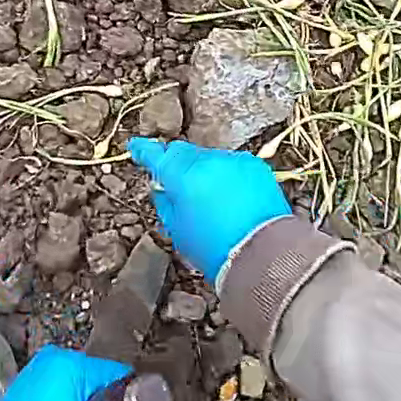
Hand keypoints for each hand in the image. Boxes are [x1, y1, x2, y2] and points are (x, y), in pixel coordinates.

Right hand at [128, 137, 290, 283]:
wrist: (263, 253)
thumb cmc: (215, 248)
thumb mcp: (178, 229)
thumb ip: (166, 201)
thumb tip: (162, 185)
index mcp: (184, 175)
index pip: (159, 156)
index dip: (146, 151)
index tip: (137, 147)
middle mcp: (209, 160)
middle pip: (185, 154)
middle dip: (178, 165)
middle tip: (176, 182)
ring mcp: (234, 160)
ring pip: (210, 159)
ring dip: (205, 171)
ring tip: (210, 200)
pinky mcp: (255, 165)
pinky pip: (232, 165)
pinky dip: (227, 176)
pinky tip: (231, 198)